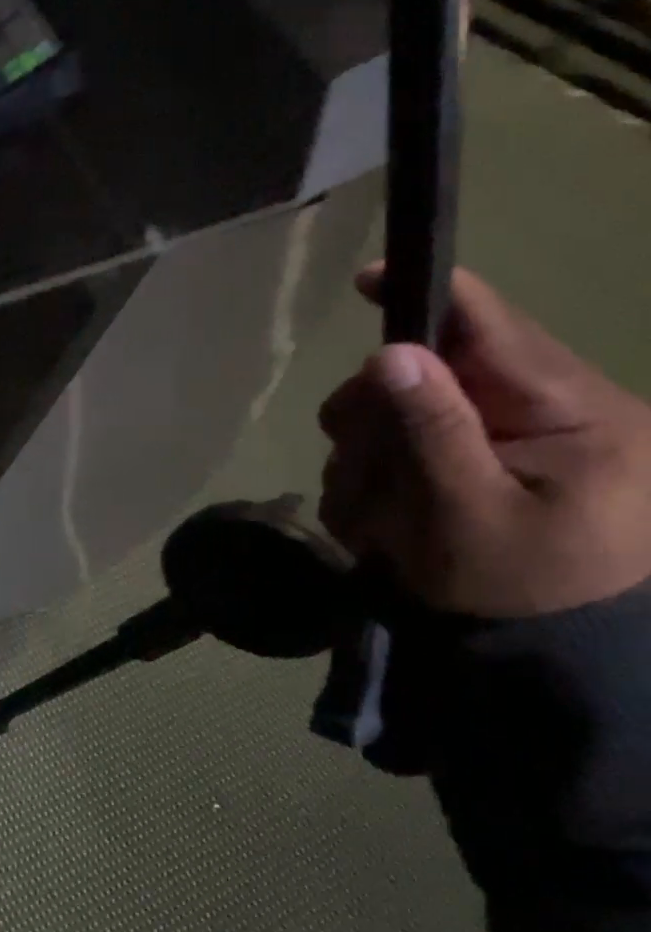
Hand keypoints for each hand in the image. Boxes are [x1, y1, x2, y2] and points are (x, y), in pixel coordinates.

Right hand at [318, 265, 650, 616]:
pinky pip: (402, 451)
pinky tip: (380, 523)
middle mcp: (544, 412)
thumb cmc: (519, 586)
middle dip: (373, 419)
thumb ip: (433, 429)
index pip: (496, 330)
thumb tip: (389, 353)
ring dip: (366, 463)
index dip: (430, 297)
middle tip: (358, 471)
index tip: (369, 277)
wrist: (547, 654)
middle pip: (426, 375)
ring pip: (399, 417)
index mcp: (574, 412)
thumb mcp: (467, 512)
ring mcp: (511, 440)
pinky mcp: (480, 466)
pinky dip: (375, 485)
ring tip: (373, 520)